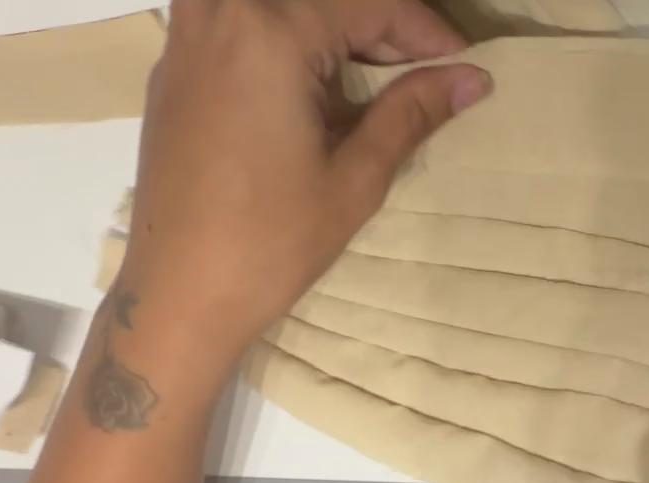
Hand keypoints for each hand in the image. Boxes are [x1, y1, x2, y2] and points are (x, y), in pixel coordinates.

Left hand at [118, 0, 490, 371]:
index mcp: (268, 29)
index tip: (466, 64)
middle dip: (382, 28)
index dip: (426, 30)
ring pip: (281, 6)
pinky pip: (242, 24)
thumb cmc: (274, 242)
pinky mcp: (175, 64)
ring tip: (374, 81)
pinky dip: (290, 43)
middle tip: (427, 74)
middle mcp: (220, 7)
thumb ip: (411, 113)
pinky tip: (317, 93)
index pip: (368, 4)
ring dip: (335, 32)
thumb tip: (473, 79)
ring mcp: (187, 31)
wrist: (182, 288)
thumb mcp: (355, 178)